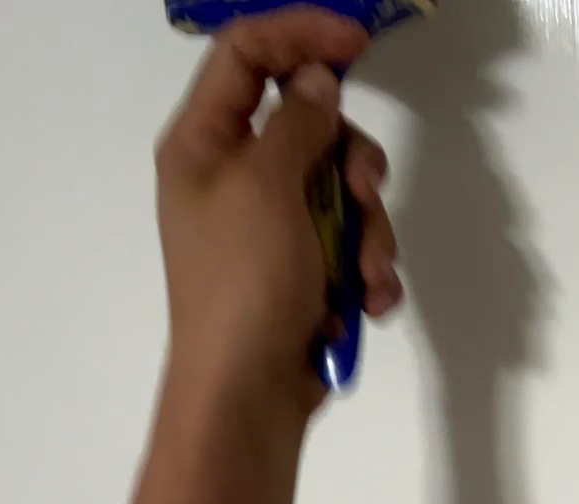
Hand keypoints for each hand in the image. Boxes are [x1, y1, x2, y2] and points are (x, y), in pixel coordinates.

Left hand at [155, 9, 404, 419]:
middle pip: (316, 132)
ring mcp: (281, 231)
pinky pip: (356, 252)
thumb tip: (318, 82)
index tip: (358, 40)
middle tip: (361, 196)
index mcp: (207, 143)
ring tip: (365, 279)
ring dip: (371, 237)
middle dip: (353, 166)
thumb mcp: (265, 189)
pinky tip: (367, 305)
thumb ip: (296, 125)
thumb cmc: (244, 284)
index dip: (301, 35)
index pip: (249, 56)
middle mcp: (243, 179)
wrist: (250, 392)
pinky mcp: (313, 274)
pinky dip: (369, 276)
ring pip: (348, 199)